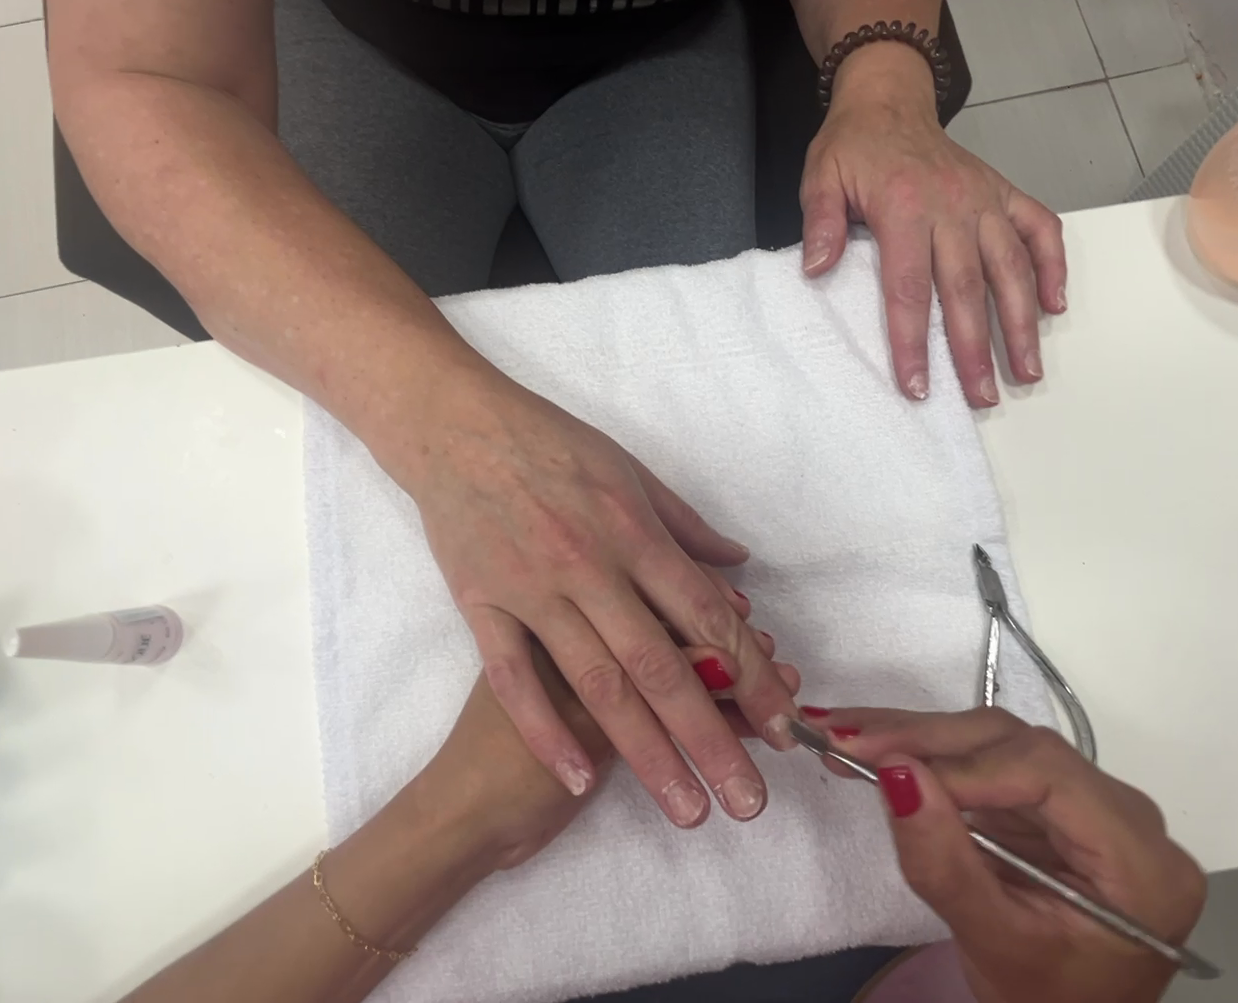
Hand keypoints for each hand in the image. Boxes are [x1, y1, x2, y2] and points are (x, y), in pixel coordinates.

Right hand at [386, 374, 798, 829]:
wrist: (455, 428)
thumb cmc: (549, 443)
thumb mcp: (630, 469)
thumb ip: (684, 526)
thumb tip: (737, 568)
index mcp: (633, 531)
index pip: (705, 615)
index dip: (752, 674)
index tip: (782, 726)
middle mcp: (590, 567)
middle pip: (660, 665)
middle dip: (710, 737)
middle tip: (749, 801)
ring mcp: (532, 590)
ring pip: (597, 683)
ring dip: (646, 751)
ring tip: (687, 808)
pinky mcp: (480, 605)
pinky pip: (513, 678)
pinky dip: (544, 731)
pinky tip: (580, 778)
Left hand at [800, 46, 1066, 408]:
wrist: (888, 99)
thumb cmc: (851, 147)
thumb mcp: (820, 179)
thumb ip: (819, 225)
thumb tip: (815, 270)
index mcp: (904, 209)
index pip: (908, 290)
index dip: (913, 342)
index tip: (916, 386)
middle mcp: (953, 207)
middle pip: (967, 290)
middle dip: (976, 349)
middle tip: (982, 397)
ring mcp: (984, 200)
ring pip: (1011, 268)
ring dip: (1023, 323)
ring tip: (1028, 371)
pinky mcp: (1004, 192)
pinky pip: (1040, 229)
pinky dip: (1053, 265)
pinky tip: (1055, 306)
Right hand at [802, 707, 1204, 1002]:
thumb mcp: (991, 943)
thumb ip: (944, 862)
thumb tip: (894, 770)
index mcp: (1139, 861)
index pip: (1046, 772)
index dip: (963, 765)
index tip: (888, 772)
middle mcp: (1123, 816)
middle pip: (1015, 744)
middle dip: (922, 737)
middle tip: (842, 735)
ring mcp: (1084, 804)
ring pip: (992, 741)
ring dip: (913, 736)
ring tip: (842, 734)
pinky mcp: (1044, 803)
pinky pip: (980, 760)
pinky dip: (923, 753)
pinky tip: (875, 746)